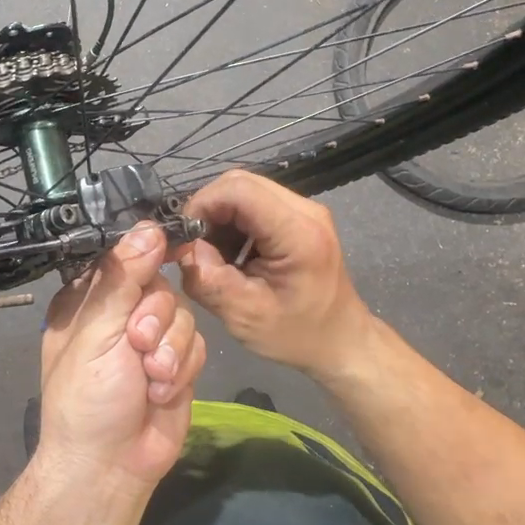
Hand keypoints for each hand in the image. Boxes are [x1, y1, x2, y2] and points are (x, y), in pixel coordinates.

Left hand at [38, 222, 205, 492]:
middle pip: (160, 284)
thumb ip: (123, 281)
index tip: (159, 258)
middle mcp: (119, 314)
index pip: (121, 258)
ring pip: (184, 313)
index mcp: (87, 301)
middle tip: (139, 345)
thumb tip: (148, 228)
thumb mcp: (96, 335)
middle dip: (157, 318)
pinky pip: (197, 343)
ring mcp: (151, 338)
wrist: (111, 466)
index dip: (142, 258)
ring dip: (170, 349)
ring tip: (151, 378)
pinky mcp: (177, 361)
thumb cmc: (87, 399)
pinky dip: (183, 368)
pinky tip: (164, 391)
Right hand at [174, 170, 373, 375]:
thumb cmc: (297, 334)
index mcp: (298, 233)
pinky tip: (231, 254)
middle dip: (208, 211)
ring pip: (245, 190)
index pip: (238, 190)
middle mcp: (305, 210)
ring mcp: (304, 210)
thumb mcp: (244, 316)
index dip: (202, 205)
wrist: (340, 341)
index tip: (184, 238)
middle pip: (240, 183)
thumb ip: (208, 280)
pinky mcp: (298, 217)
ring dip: (220, 217)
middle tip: (194, 247)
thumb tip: (184, 250)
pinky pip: (255, 203)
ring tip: (214, 255)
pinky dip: (233, 223)